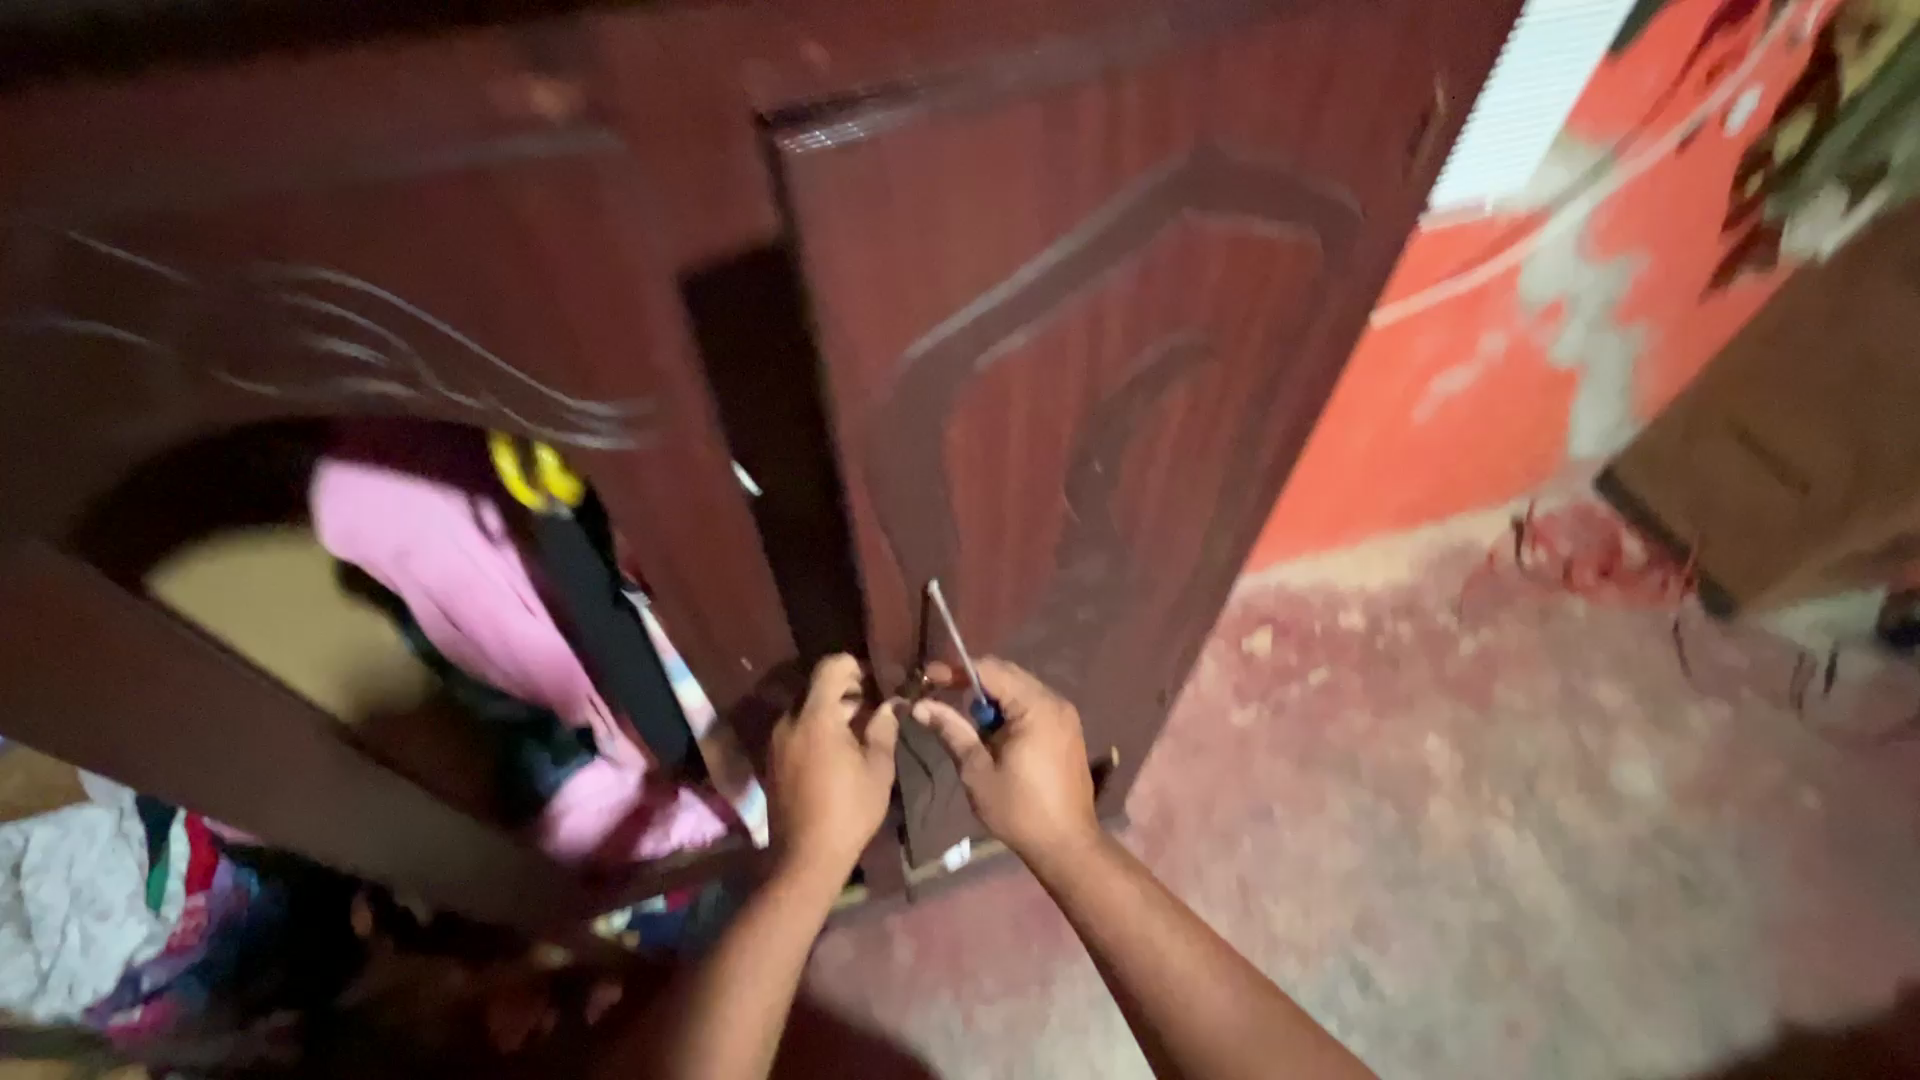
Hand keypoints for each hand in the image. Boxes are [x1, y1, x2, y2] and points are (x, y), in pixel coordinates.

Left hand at [767, 654, 898, 882]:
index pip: (830, 667)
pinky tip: (836, 751)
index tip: (873, 681)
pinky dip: (814, 728)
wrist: (805, 858)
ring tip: (856, 731)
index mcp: (816, 717)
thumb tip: (891, 705)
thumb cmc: (849, 810)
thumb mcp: (878, 768)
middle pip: (815, 687)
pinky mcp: (771, 759)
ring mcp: (776, 741)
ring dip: (829, 711)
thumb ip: (883, 728)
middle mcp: (789, 721)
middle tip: (871, 707)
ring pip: (804, 708)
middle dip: (844, 690)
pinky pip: (795, 728)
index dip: (853, 666)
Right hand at [909, 658, 1099, 864]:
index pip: (991, 670)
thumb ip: (952, 731)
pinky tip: (992, 730)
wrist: (1068, 845)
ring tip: (965, 718)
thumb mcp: (978, 771)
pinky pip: (1033, 704)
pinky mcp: (1067, 729)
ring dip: (990, 697)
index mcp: (1036, 707)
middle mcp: (1055, 701)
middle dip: (972, 682)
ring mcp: (1065, 715)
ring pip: (1020, 688)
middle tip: (941, 694)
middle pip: (1007, 674)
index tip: (929, 679)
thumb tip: (921, 706)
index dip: (957, 669)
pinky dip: (1009, 709)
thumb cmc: (1019, 810)